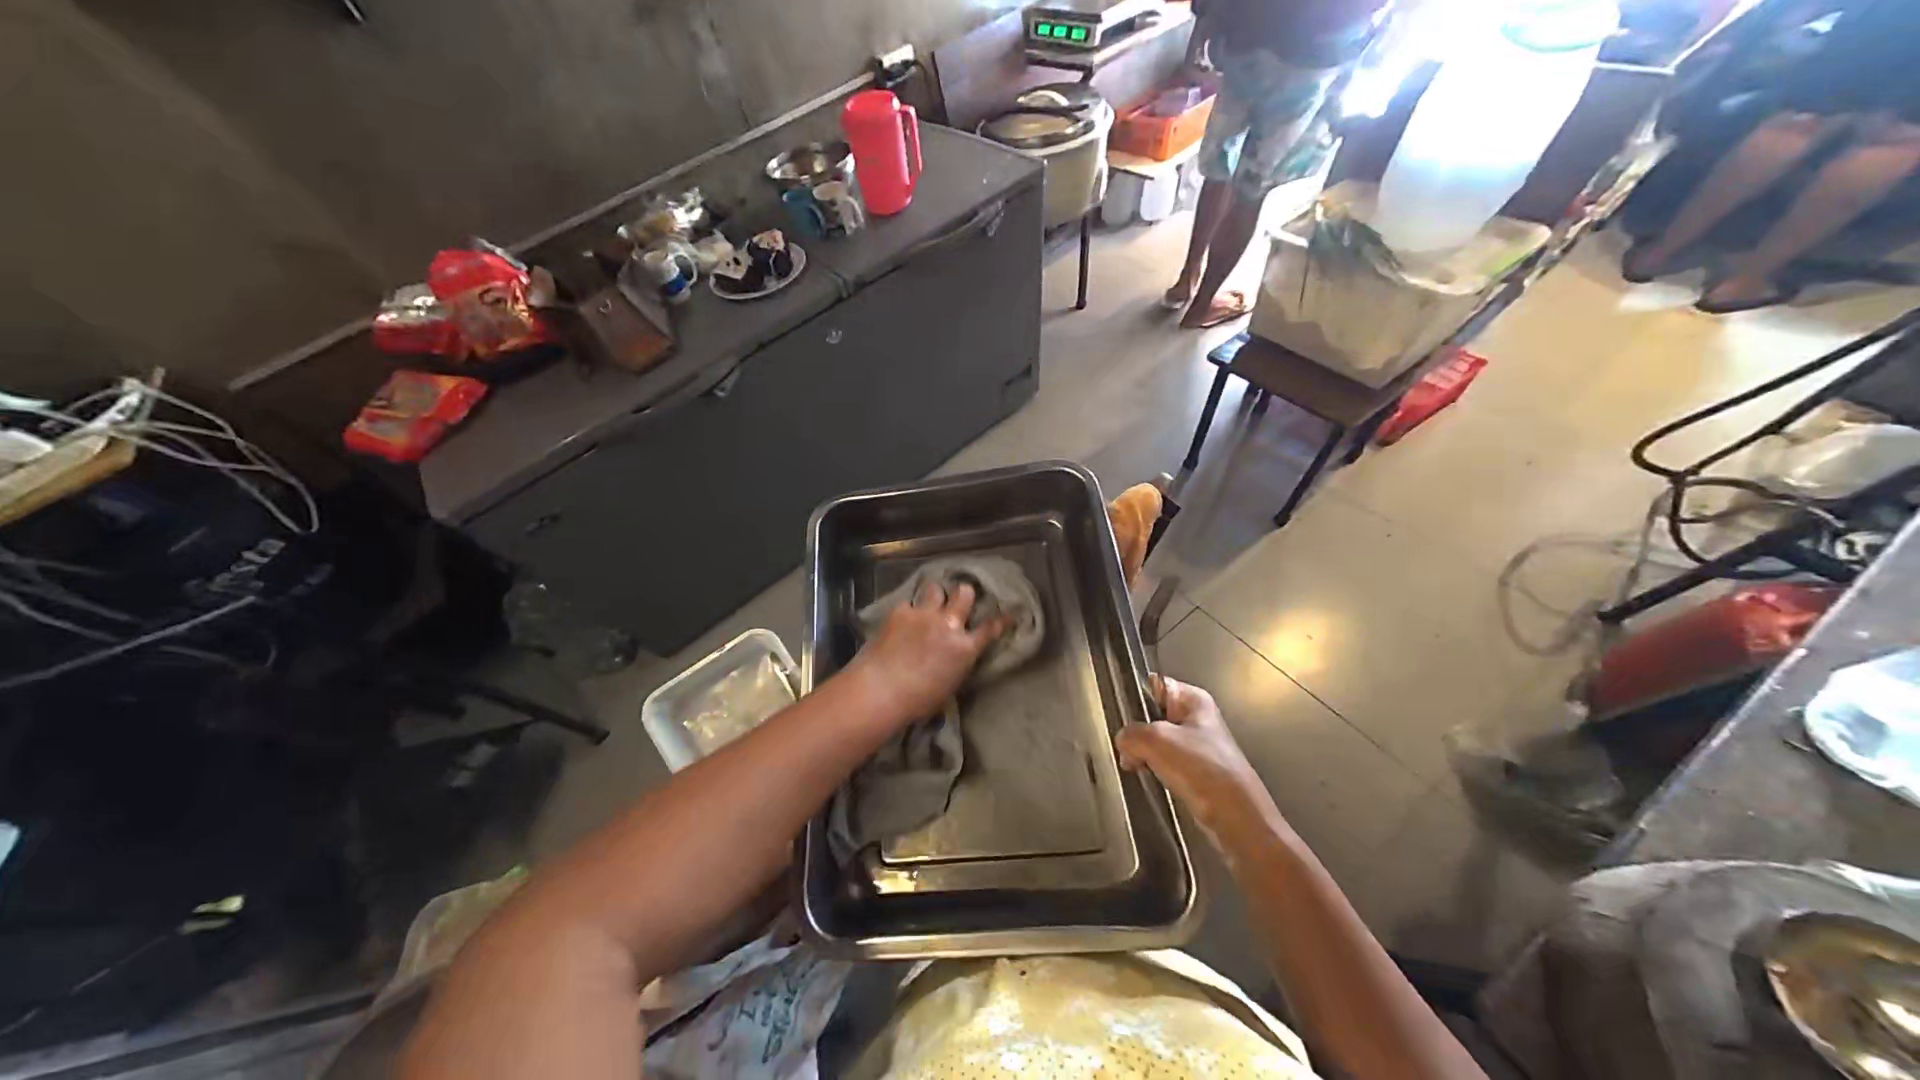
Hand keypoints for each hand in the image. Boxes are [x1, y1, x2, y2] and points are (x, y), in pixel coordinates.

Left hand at [848, 581, 1007, 725]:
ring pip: (935, 589)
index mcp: (965, 648)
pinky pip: (908, 604)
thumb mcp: (949, 687)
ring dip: (935, 596)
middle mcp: (949, 625)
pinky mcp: (901, 612)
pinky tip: (900, 620)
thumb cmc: (919, 701)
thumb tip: (954, 661)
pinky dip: (907, 611)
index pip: (990, 629)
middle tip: (959, 598)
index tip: (1009, 612)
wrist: (883, 689)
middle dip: (964, 593)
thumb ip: (956, 667)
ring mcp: (924, 614)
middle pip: (964, 594)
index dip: (1002, 620)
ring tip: (929, 603)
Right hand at [1116, 676, 1287, 851]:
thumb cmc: (1202, 769)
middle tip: (1128, 748)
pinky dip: (1152, 770)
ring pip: (1154, 742)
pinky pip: (1162, 762)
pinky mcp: (1194, 771)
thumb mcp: (1157, 740)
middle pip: (1151, 715)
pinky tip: (1148, 778)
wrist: (1236, 817)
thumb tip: (1124, 743)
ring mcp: (1195, 745)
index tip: (1120, 716)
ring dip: (1142, 754)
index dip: (1134, 698)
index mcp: (1193, 699)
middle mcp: (1196, 718)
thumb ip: (1131, 733)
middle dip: (1135, 732)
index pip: (1153, 685)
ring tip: (1136, 766)